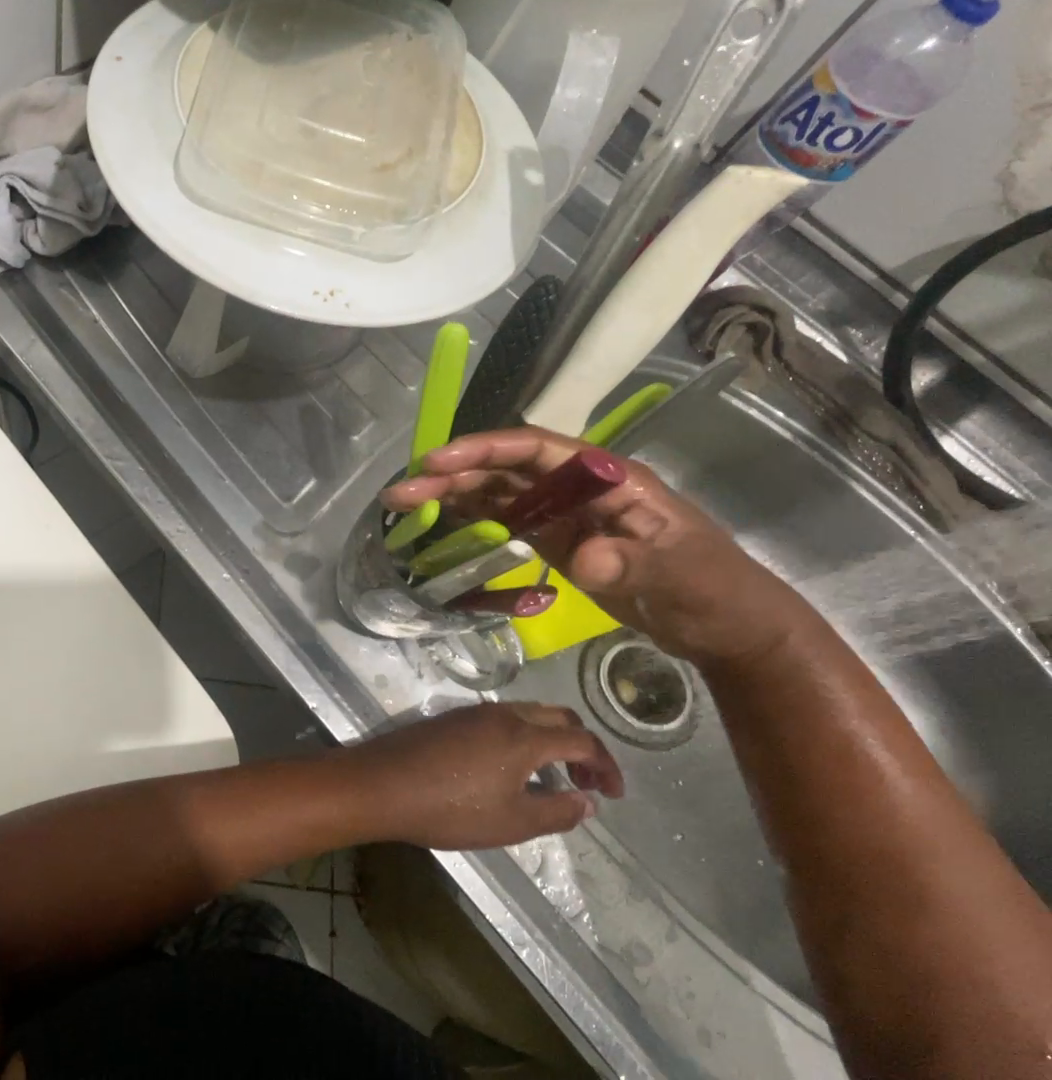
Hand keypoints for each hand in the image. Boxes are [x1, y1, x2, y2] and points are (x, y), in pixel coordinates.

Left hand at [343, 702, 624, 850]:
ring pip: (526, 714)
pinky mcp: (447, 720)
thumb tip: (588, 801)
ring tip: (553, 778)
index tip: (614, 794)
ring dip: (550, 740)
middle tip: (587, 782)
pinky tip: (511, 769)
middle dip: (581, 747)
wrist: (379, 785)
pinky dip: (522, 738)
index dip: (606, 766)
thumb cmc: (449, 808)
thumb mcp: (512, 822)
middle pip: (557, 717)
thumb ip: (557, 811)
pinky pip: (499, 720)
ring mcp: (470, 713)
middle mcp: (501, 714)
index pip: (582, 739)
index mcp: (524, 736)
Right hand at [380, 427, 813, 666]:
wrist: (726, 627)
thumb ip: (634, 562)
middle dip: (451, 475)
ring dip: (450, 496)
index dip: (487, 451)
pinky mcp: (555, 543)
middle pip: (505, 471)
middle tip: (400, 491)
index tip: (439, 461)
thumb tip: (585, 557)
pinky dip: (468, 521)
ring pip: (496, 494)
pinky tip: (435, 525)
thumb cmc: (714, 591)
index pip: (538, 451)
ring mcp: (564, 516)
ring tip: (403, 506)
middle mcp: (578, 489)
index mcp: (609, 479)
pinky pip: (502, 524)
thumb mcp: (681, 576)